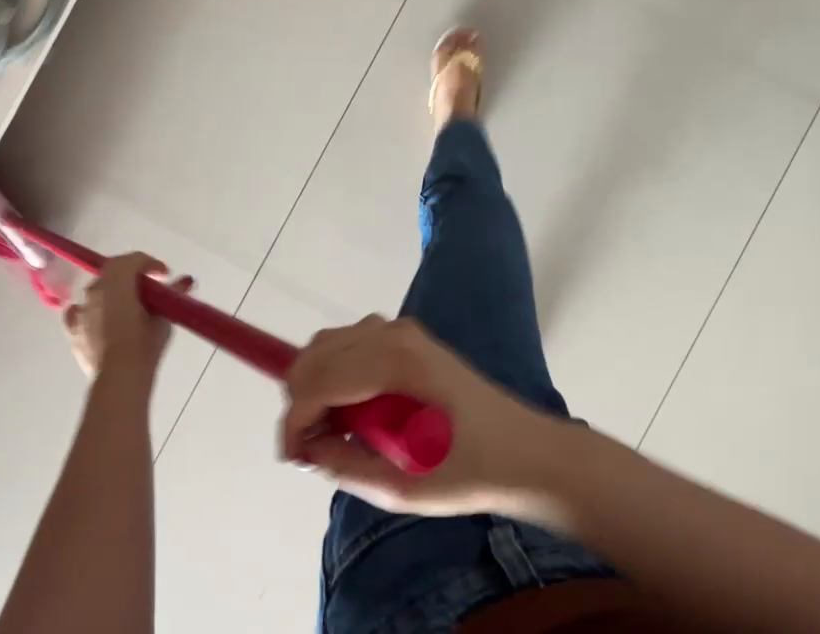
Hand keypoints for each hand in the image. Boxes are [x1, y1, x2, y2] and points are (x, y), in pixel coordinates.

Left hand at [62, 252, 191, 380]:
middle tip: (149, 290)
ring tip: (128, 308)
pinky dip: (90, 311)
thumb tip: (187, 281)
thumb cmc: (144, 344)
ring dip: (113, 293)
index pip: (133, 259)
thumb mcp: (164, 317)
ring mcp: (80, 310)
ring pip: (97, 291)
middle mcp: (94, 290)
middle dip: (132, 276)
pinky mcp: (72, 331)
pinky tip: (99, 319)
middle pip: (113, 272)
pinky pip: (78, 312)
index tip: (165, 276)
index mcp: (116, 281)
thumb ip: (173, 295)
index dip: (150, 263)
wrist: (119, 378)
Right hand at [278, 316, 566, 517]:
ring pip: (331, 344)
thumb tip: (307, 448)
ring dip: (317, 383)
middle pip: (317, 353)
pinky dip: (338, 373)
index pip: (317, 380)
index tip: (293, 459)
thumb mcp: (401, 487)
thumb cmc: (470, 473)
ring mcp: (404, 331)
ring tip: (332, 433)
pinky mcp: (411, 339)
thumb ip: (344, 464)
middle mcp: (395, 335)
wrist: (526, 452)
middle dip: (301, 399)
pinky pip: (353, 345)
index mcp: (395, 364)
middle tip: (310, 447)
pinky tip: (354, 413)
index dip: (294, 421)